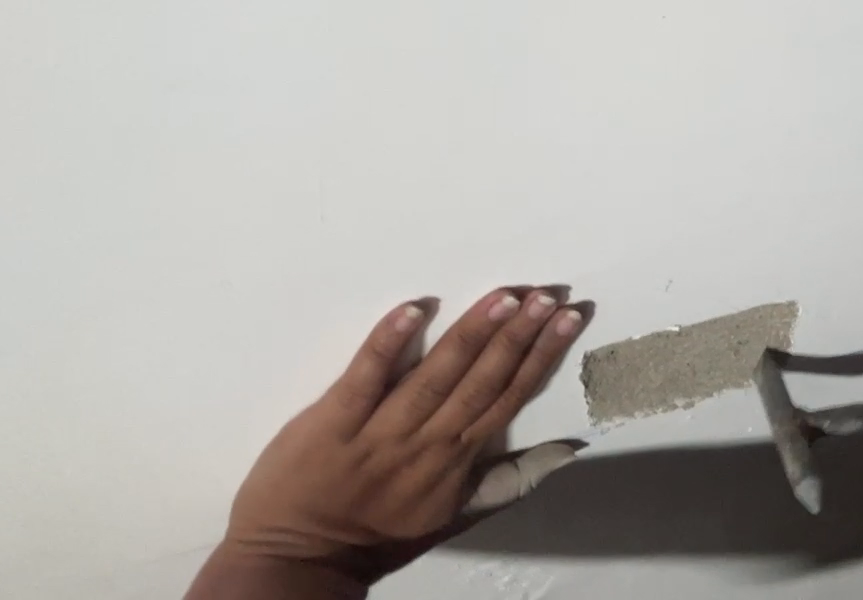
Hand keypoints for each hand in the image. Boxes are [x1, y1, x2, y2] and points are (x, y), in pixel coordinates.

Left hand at [217, 288, 587, 583]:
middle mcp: (427, 441)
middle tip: (548, 296)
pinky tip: (416, 308)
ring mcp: (379, 431)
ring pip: (435, 374)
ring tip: (506, 297)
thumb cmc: (380, 535)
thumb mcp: (456, 516)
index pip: (510, 395)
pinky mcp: (331, 421)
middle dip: (518, 335)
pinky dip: (389, 343)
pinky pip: (365, 377)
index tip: (569, 317)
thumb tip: (568, 449)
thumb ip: (509, 479)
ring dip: (473, 333)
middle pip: (482, 380)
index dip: (542, 354)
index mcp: (458, 458)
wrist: (292, 566)